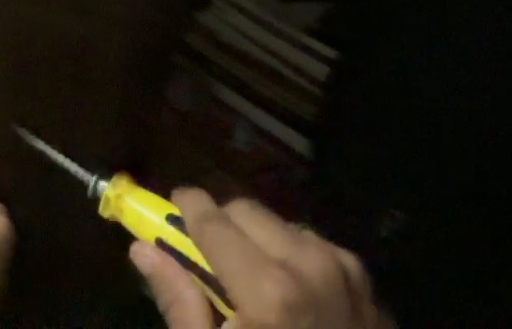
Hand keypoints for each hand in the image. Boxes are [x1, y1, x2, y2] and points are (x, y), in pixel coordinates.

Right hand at [131, 189, 385, 328]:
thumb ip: (180, 305)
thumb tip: (142, 250)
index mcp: (269, 289)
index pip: (212, 217)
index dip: (185, 207)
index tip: (171, 209)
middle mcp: (310, 264)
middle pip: (245, 211)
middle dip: (221, 226)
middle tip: (207, 262)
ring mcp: (345, 271)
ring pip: (281, 225)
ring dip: (259, 242)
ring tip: (253, 289)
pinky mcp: (369, 284)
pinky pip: (316, 247)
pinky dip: (294, 258)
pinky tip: (292, 301)